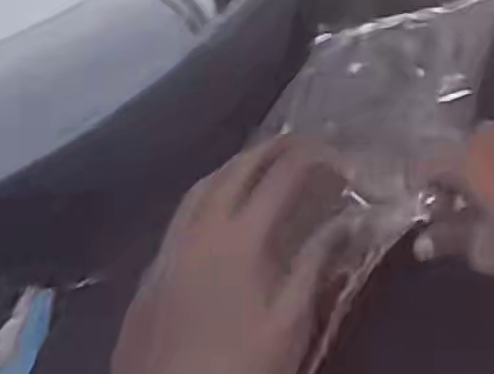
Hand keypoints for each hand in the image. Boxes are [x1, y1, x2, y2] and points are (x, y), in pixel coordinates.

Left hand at [114, 138, 352, 373]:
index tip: (341, 161)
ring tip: (264, 164)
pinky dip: (208, 195)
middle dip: (274, 148)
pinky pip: (181, 215)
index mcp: (239, 238)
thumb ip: (315, 264)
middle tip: (305, 143)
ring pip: (202, 186)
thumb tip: (343, 221)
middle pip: (238, 168)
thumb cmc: (239, 370)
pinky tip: (221, 212)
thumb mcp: (289, 324)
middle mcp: (200, 231)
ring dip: (237, 165)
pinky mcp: (149, 277)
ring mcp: (169, 252)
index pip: (282, 175)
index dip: (315, 158)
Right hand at [413, 121, 493, 275]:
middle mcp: (482, 134)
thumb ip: (448, 239)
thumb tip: (421, 241)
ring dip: (465, 173)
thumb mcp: (485, 247)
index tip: (422, 214)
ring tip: (473, 207)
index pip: (421, 161)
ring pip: (470, 148)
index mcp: (464, 155)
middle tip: (446, 215)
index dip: (414, 187)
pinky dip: (486, 166)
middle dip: (440, 181)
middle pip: (445, 152)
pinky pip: (492, 147)